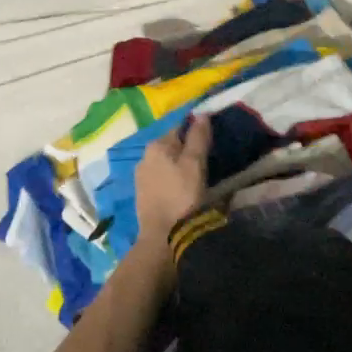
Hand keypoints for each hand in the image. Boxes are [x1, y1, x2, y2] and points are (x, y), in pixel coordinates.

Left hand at [134, 113, 211, 243]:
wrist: (161, 237)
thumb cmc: (181, 196)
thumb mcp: (195, 164)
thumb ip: (198, 137)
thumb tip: (201, 114)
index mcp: (157, 145)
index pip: (180, 128)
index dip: (197, 132)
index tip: (211, 142)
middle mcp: (144, 156)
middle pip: (171, 145)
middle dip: (187, 149)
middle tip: (206, 162)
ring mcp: (140, 176)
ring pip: (165, 163)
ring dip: (178, 165)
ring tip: (195, 177)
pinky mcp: (141, 194)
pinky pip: (160, 178)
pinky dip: (171, 179)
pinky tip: (181, 190)